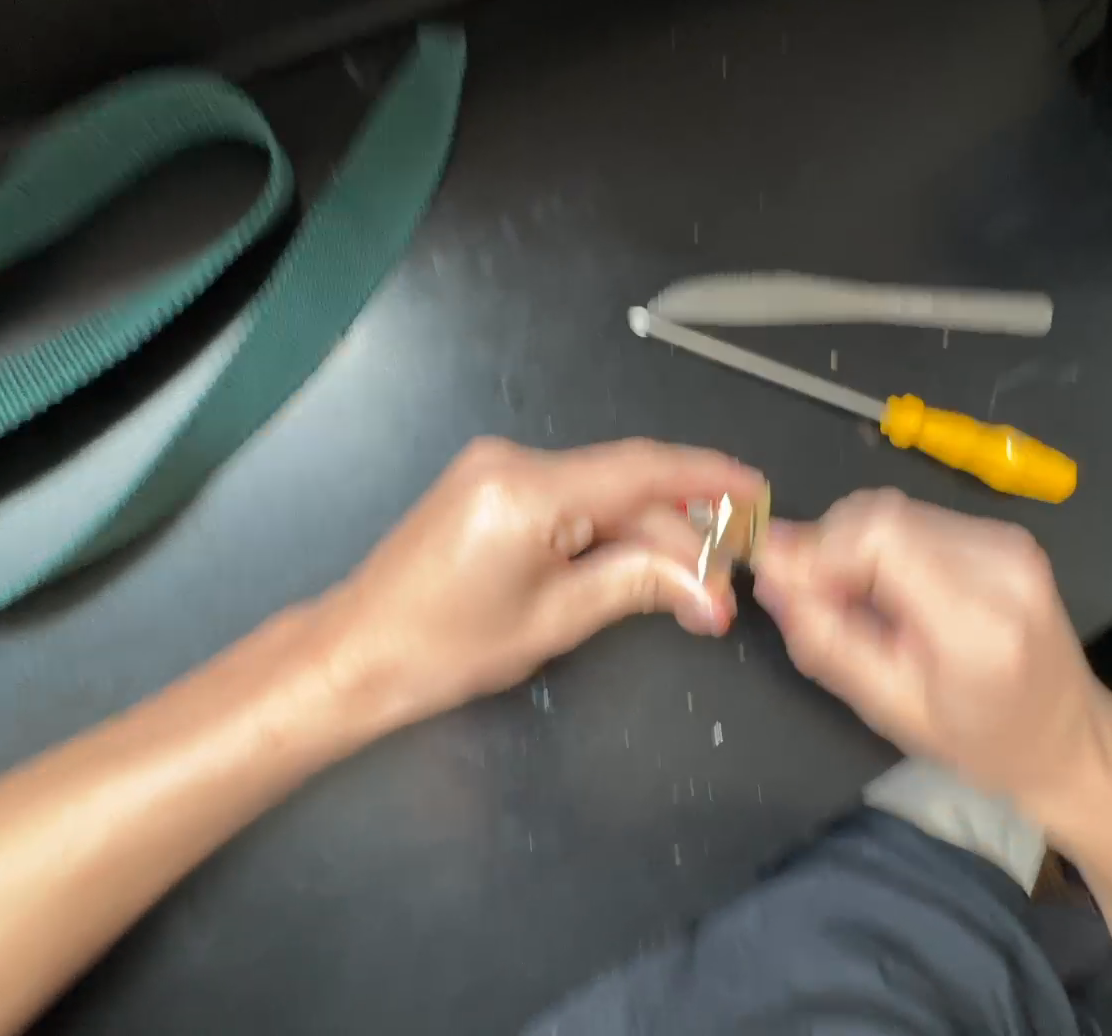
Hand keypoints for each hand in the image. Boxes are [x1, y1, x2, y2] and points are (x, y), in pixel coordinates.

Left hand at [313, 437, 763, 723]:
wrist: (355, 652)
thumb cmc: (446, 650)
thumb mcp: (554, 621)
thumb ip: (636, 583)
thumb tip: (710, 587)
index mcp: (527, 490)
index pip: (640, 470)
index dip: (706, 477)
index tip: (756, 491)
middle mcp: (511, 460)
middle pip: (622, 485)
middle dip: (677, 532)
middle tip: (720, 585)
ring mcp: (494, 467)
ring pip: (597, 492)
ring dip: (643, 533)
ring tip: (687, 581)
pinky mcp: (487, 484)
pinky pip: (566, 498)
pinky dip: (604, 529)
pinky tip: (634, 559)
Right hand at [751, 489, 1111, 815]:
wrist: (1068, 739)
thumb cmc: (978, 741)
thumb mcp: (887, 707)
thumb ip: (824, 639)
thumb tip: (770, 576)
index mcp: (976, 618)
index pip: (879, 536)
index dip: (817, 548)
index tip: (784, 582)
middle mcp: (999, 563)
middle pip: (879, 513)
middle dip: (826, 546)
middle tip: (811, 597)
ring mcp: (1005, 541)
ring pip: (889, 509)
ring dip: (849, 544)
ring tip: (850, 598)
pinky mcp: (1000, 534)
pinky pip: (911, 517)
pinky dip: (876, 543)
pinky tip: (883, 586)